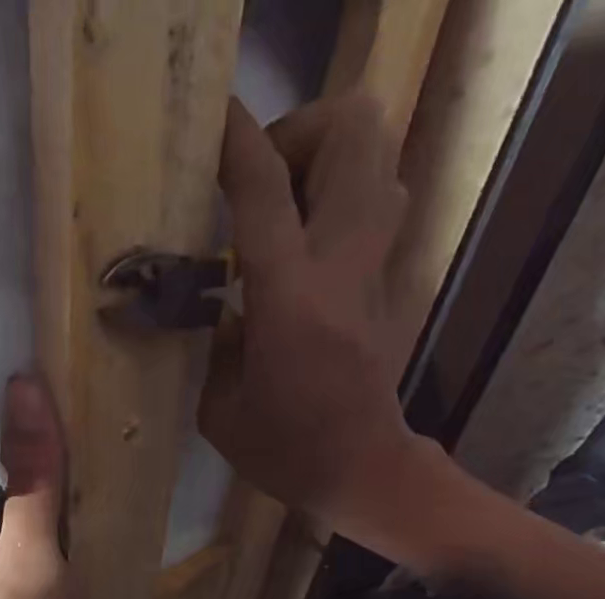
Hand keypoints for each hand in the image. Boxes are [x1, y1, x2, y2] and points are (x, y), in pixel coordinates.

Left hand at [0, 376, 84, 598]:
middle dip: (49, 420)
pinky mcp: (3, 531)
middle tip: (100, 412)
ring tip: (100, 438)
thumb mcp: (33, 555)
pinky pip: (30, 486)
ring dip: (58, 450)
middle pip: (5, 432)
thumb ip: (30, 477)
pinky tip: (85, 480)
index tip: (77, 375)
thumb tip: (25, 387)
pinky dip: (58, 479)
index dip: (29, 392)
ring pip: (21, 458)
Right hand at [203, 95, 424, 530]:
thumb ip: (215, 342)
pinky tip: (312, 244)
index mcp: (289, 298)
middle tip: (266, 176)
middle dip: (305, 131)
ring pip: (380, 165)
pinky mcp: (391, 287)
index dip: (237, 138)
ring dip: (333, 161)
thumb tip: (225, 303)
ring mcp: (376, 273)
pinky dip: (348, 202)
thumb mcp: (221, 409)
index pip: (264, 188)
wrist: (366, 472)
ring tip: (290, 203)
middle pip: (355, 139)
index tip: (212, 119)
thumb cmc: (287, 451)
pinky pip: (381, 212)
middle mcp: (341, 268)